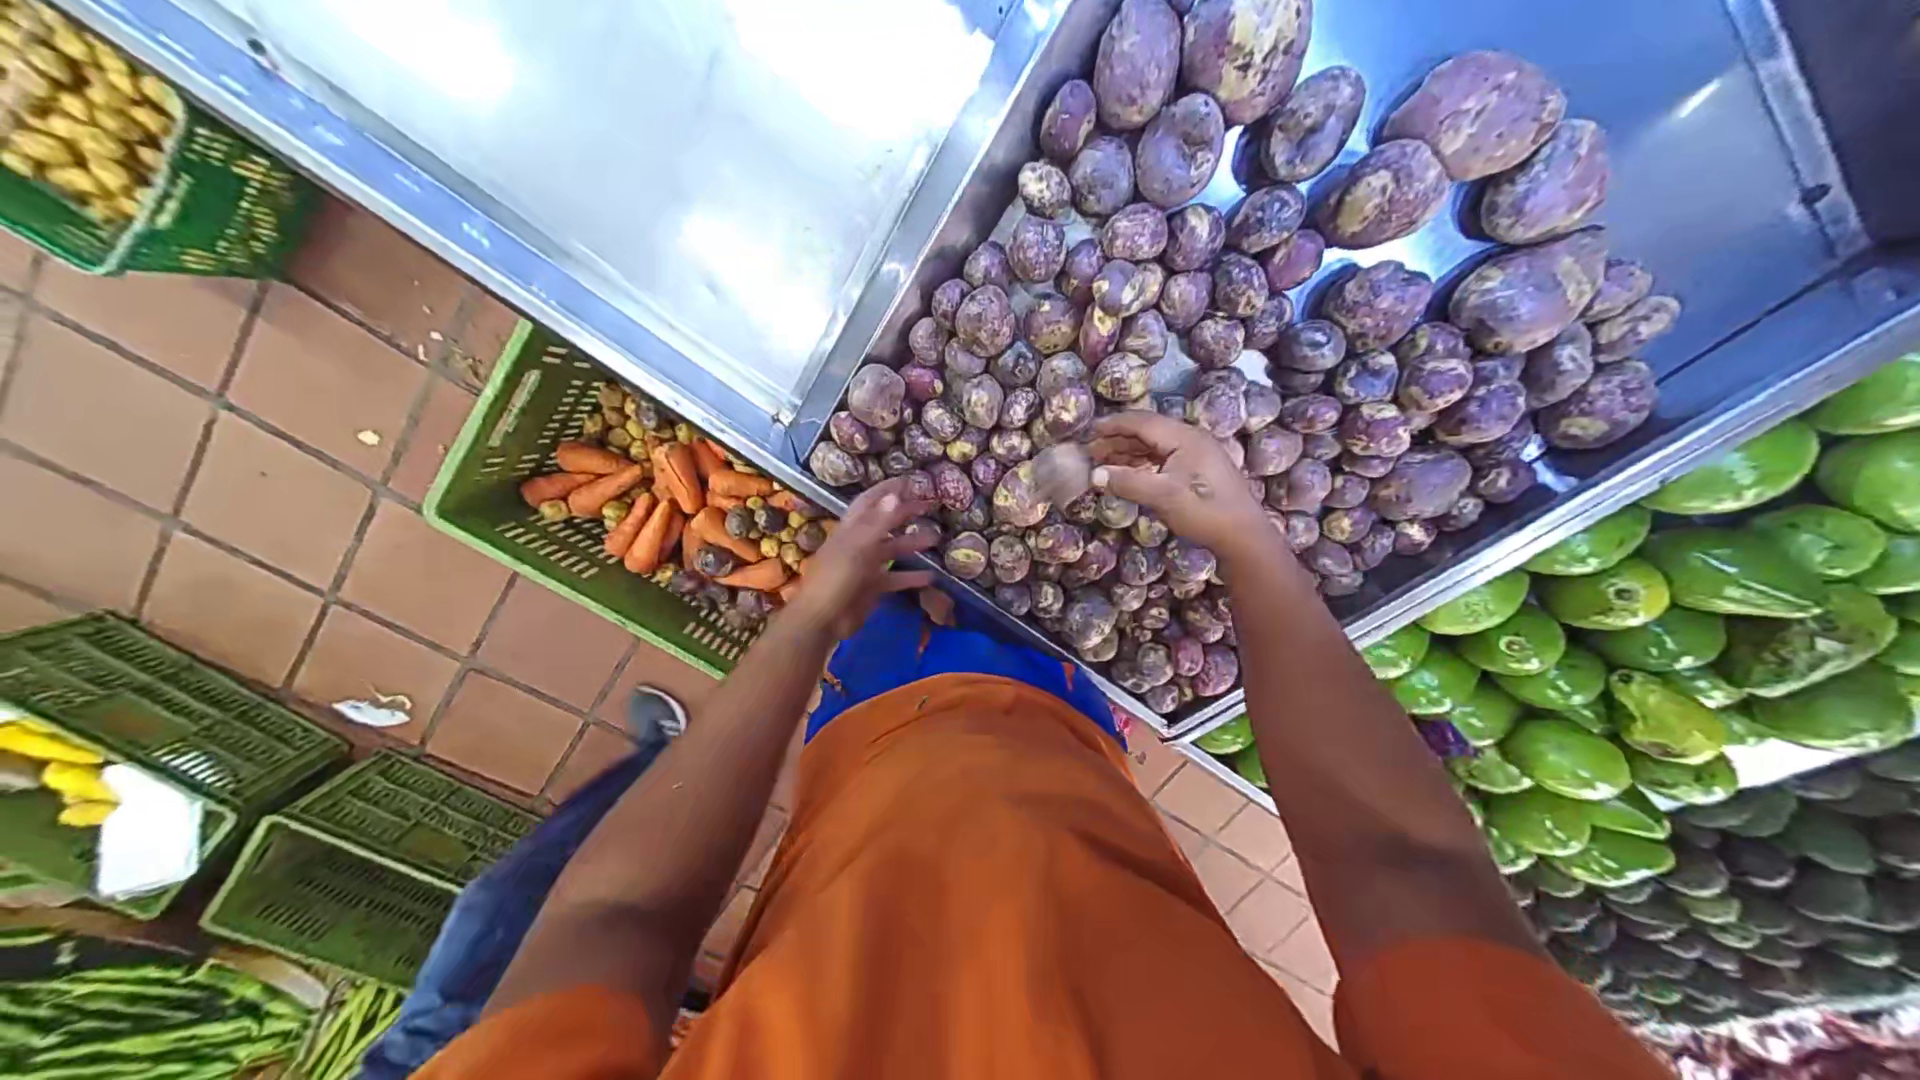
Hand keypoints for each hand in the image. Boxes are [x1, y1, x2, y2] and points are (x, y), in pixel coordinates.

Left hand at [783, 476, 936, 638]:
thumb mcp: (857, 548)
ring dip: (912, 544)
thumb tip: (894, 495)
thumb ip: (877, 523)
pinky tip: (931, 577)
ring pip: (892, 550)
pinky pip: (895, 579)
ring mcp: (865, 567)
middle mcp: (858, 544)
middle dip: (905, 513)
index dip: (888, 489)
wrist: (821, 620)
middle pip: (885, 523)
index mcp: (851, 530)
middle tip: (930, 506)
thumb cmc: (835, 579)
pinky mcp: (871, 588)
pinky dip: (911, 577)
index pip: (870, 501)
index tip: (910, 480)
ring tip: (936, 538)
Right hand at [1088, 411, 1274, 562]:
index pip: (1141, 422)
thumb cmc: (1204, 512)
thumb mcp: (1163, 497)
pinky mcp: (1197, 472)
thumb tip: (1094, 475)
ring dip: (1126, 453)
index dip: (1112, 425)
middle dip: (1116, 440)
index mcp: (1184, 437)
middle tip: (1090, 452)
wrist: (1244, 537)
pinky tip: (1126, 474)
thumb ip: (1127, 482)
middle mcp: (1190, 439)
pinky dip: (1140, 464)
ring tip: (1102, 463)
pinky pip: (1162, 459)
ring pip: (1153, 447)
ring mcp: (1195, 455)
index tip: (1088, 432)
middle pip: (1146, 432)